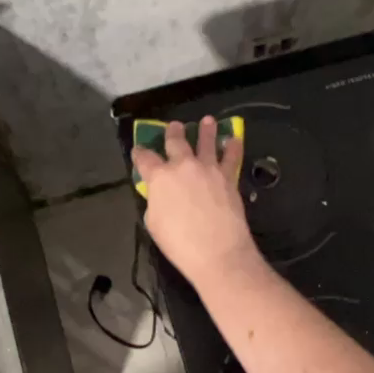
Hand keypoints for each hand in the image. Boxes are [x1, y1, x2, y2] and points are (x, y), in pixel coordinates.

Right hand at [131, 116, 261, 288]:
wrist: (217, 251)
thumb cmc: (179, 243)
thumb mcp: (154, 224)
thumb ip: (155, 203)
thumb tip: (161, 196)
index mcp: (159, 178)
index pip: (145, 159)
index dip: (140, 154)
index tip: (139, 150)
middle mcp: (183, 166)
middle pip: (176, 142)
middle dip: (173, 133)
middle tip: (174, 125)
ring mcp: (208, 169)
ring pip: (206, 142)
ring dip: (205, 130)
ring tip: (207, 121)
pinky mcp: (228, 177)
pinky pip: (231, 158)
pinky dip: (233, 147)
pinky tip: (234, 140)